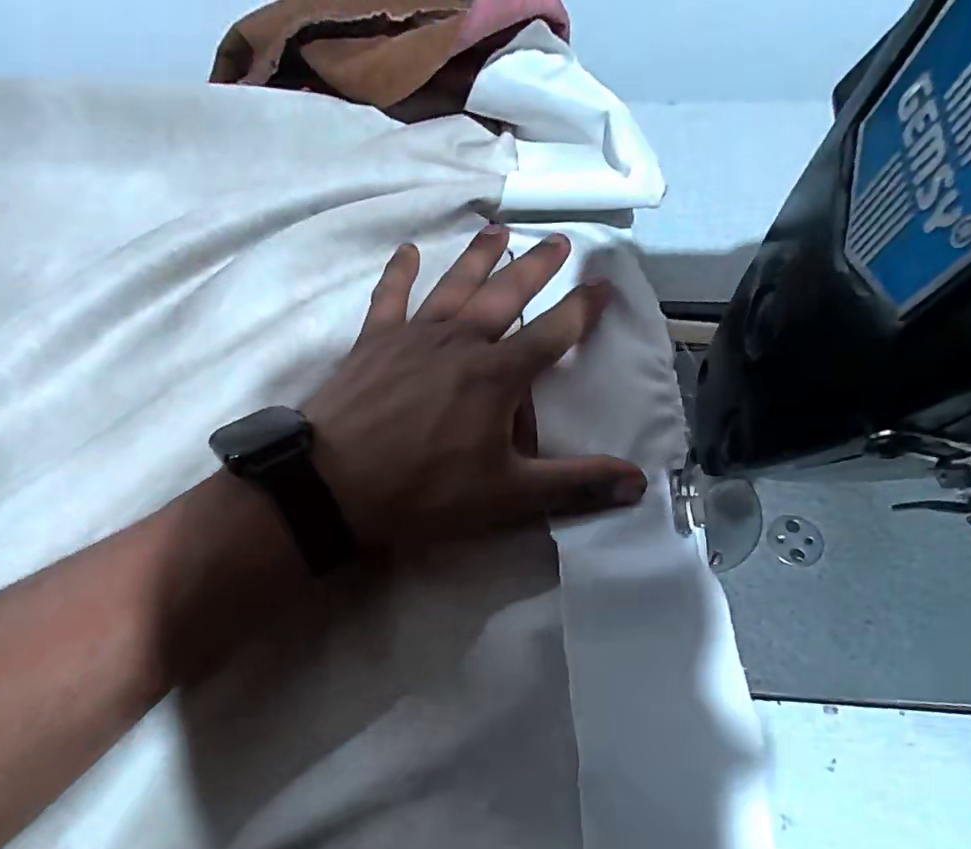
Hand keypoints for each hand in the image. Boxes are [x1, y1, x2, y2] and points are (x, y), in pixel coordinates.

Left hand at [301, 226, 648, 548]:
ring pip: (454, 285)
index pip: (554, 333)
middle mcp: (460, 342)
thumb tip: (637, 484)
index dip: (584, 309)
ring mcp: (413, 337)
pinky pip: (390, 297)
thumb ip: (574, 485)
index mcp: (498, 375)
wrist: (333, 486)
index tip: (604, 285)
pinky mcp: (373, 342)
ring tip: (498, 231)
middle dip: (537, 267)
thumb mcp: (509, 496)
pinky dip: (399, 273)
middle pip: (507, 293)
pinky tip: (406, 252)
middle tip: (559, 242)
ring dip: (479, 257)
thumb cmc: (427, 491)